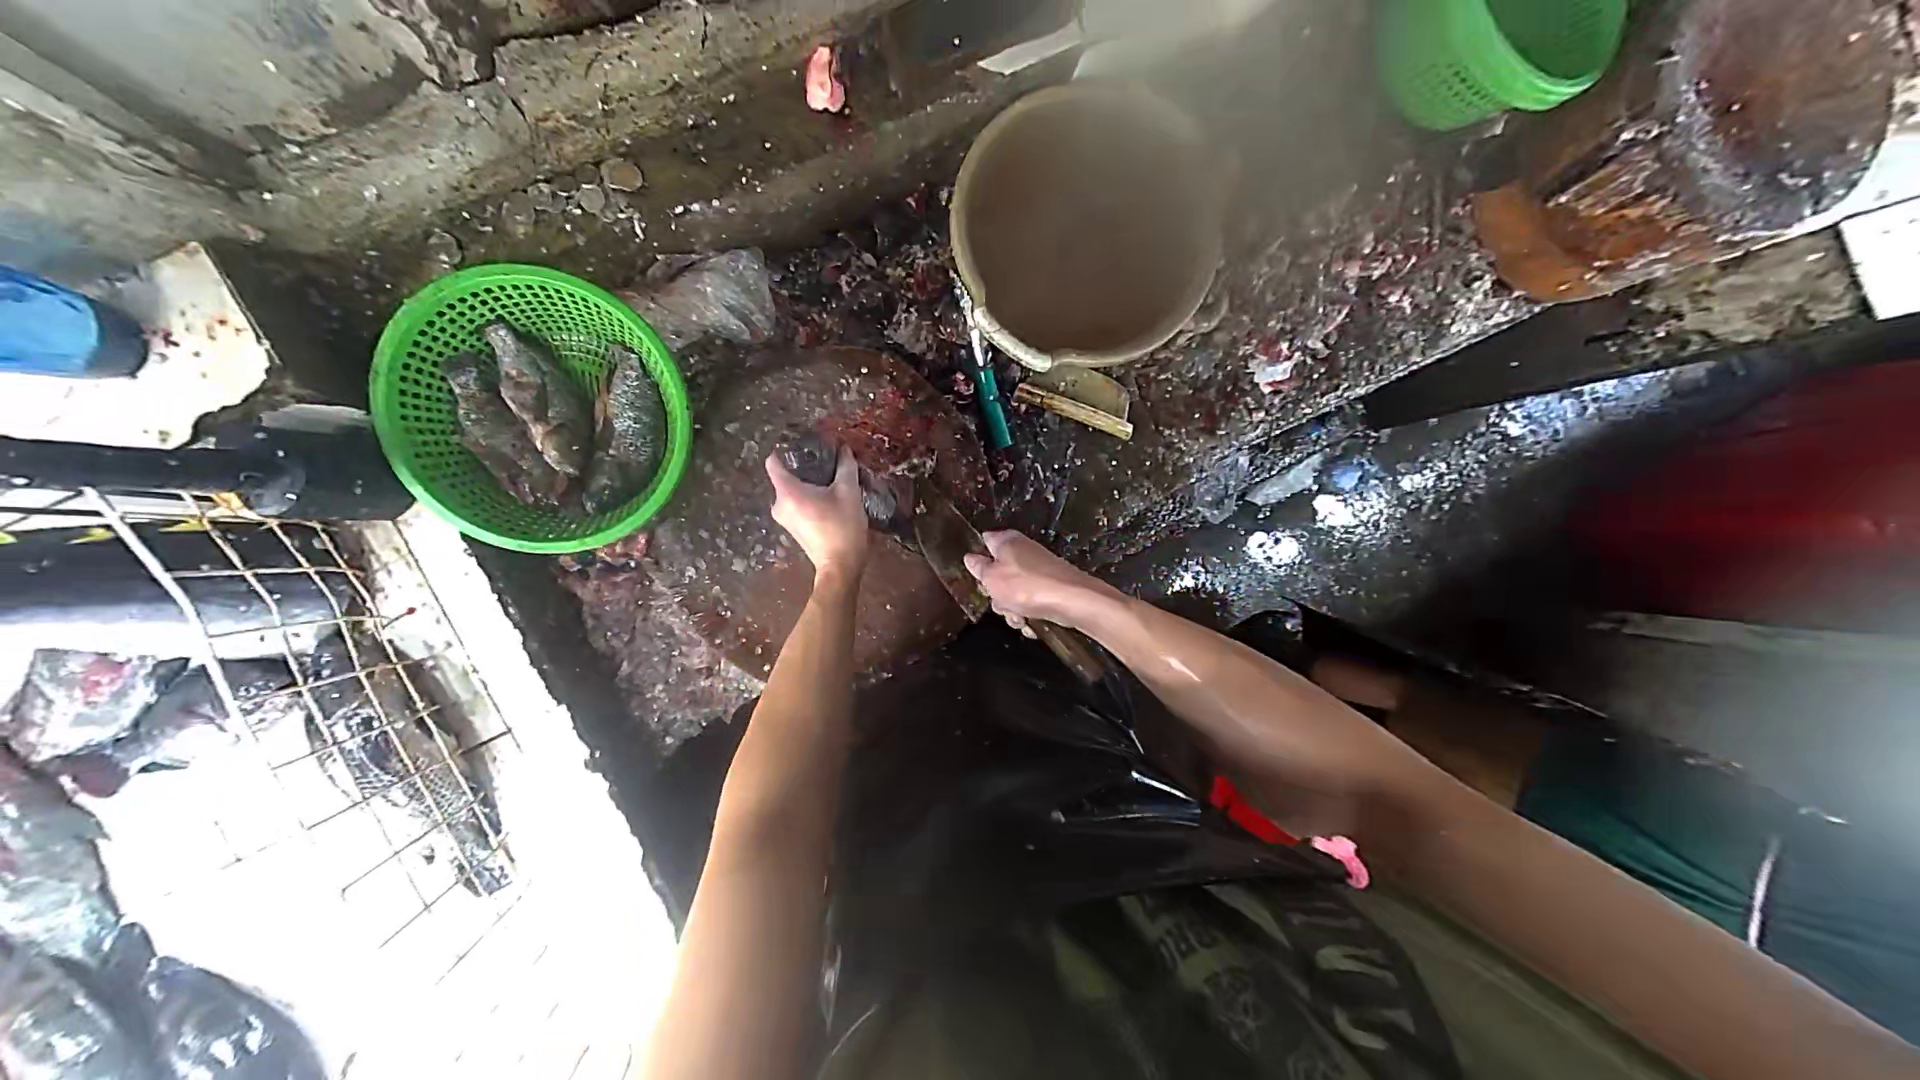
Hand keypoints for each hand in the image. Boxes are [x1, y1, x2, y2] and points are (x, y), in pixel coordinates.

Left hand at [767, 446, 869, 579]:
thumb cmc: (842, 527)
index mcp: (787, 491)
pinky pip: (796, 504)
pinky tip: (827, 497)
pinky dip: (808, 498)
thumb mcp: (849, 492)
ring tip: (829, 478)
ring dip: (807, 484)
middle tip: (824, 460)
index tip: (803, 444)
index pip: (773, 461)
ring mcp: (784, 518)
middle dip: (803, 467)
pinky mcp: (792, 528)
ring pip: (791, 491)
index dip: (785, 449)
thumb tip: (844, 450)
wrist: (841, 566)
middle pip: (785, 476)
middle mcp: (778, 504)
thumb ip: (846, 467)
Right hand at [963, 530, 1124, 632]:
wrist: (1073, 601)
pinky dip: (1029, 614)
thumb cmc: (1027, 587)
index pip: (984, 542)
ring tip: (1020, 618)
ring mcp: (1038, 570)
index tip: (977, 578)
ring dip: (1012, 610)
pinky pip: (1031, 602)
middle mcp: (1023, 551)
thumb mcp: (992, 578)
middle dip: (997, 595)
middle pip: (998, 574)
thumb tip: (970, 558)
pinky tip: (1032, 623)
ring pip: (1014, 592)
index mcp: (1007, 541)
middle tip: (1002, 603)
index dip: (977, 561)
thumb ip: (979, 568)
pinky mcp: (1050, 587)